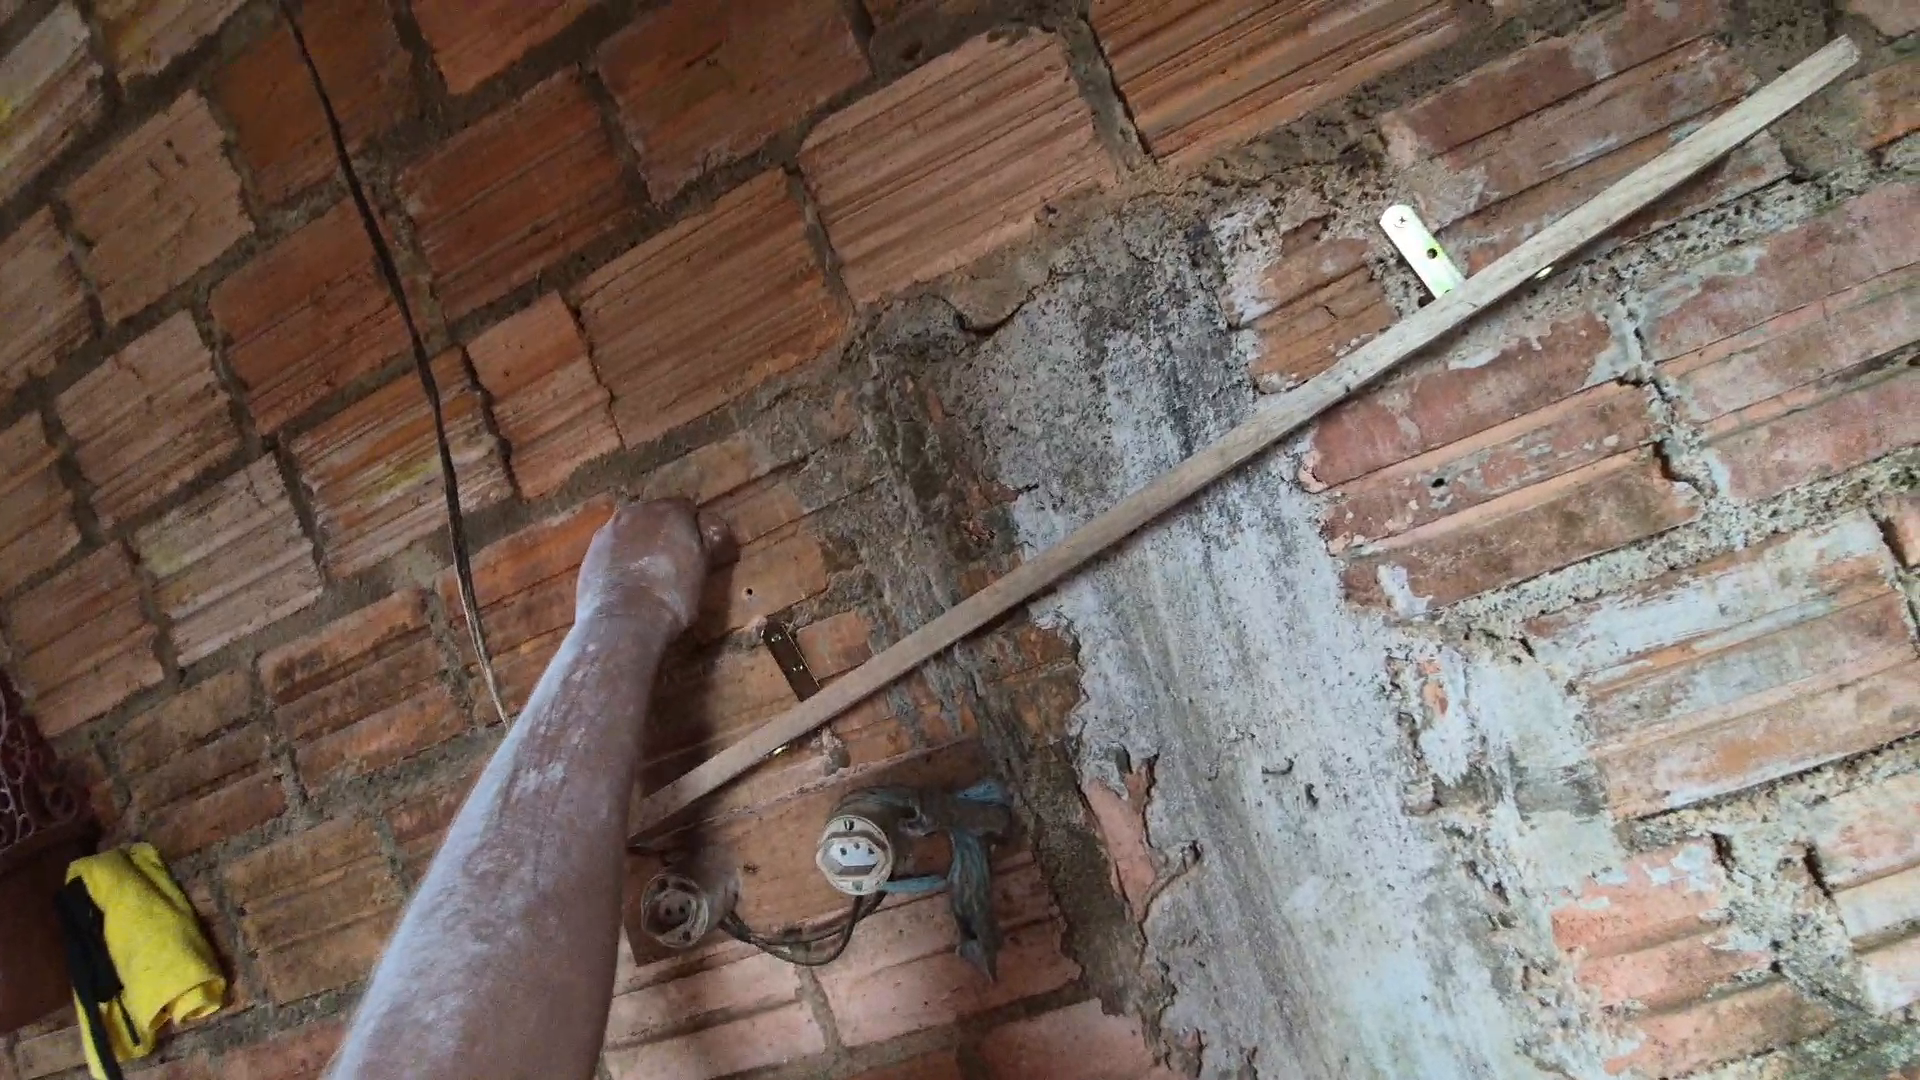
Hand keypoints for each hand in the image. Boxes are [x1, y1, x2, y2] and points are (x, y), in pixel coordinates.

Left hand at [576, 500, 732, 631]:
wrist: (624, 621)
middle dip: (665, 531)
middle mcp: (637, 512)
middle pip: (656, 515)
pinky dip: (621, 558)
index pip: (687, 508)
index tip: (698, 548)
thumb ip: (709, 540)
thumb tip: (712, 526)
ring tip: (648, 572)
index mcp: (670, 511)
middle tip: (674, 560)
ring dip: (641, 543)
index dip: (694, 528)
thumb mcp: (704, 568)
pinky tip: (627, 581)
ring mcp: (608, 530)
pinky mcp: (590, 552)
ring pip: (631, 530)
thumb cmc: (674, 594)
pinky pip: (613, 548)